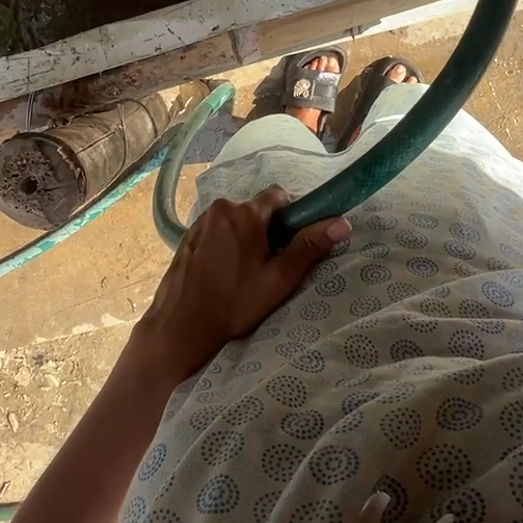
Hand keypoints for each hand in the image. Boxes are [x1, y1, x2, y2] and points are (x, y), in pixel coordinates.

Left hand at [128, 186, 351, 383]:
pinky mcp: (187, 235)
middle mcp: (220, 207)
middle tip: (270, 264)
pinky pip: (217, 229)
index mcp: (245, 213)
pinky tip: (224, 273)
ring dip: (246, 236)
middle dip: (268, 229)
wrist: (179, 328)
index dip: (292, 215)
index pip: (279, 195)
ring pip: (236, 220)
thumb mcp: (278, 279)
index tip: (293, 241)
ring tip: (245, 273)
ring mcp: (200, 220)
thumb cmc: (233, 305)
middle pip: (256, 208)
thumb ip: (309, 247)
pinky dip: (226, 243)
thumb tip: (343, 223)